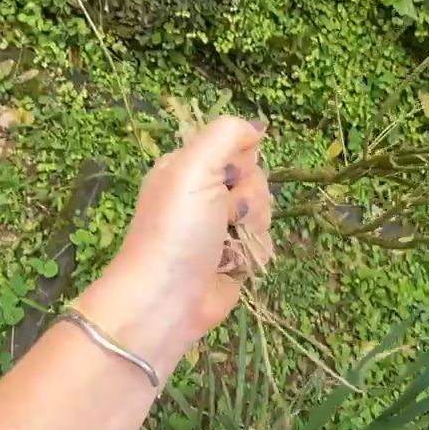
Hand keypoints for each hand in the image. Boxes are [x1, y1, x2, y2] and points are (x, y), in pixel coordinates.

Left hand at [75, 117, 272, 370]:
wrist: (166, 300)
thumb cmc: (177, 228)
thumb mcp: (195, 167)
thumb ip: (226, 134)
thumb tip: (255, 129)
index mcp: (187, 166)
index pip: (234, 146)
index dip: (240, 160)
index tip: (229, 176)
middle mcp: (202, 192)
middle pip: (253, 177)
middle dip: (250, 195)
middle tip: (228, 214)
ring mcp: (218, 226)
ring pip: (262, 208)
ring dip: (254, 224)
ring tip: (232, 241)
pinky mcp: (233, 256)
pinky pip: (262, 240)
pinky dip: (256, 249)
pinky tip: (238, 262)